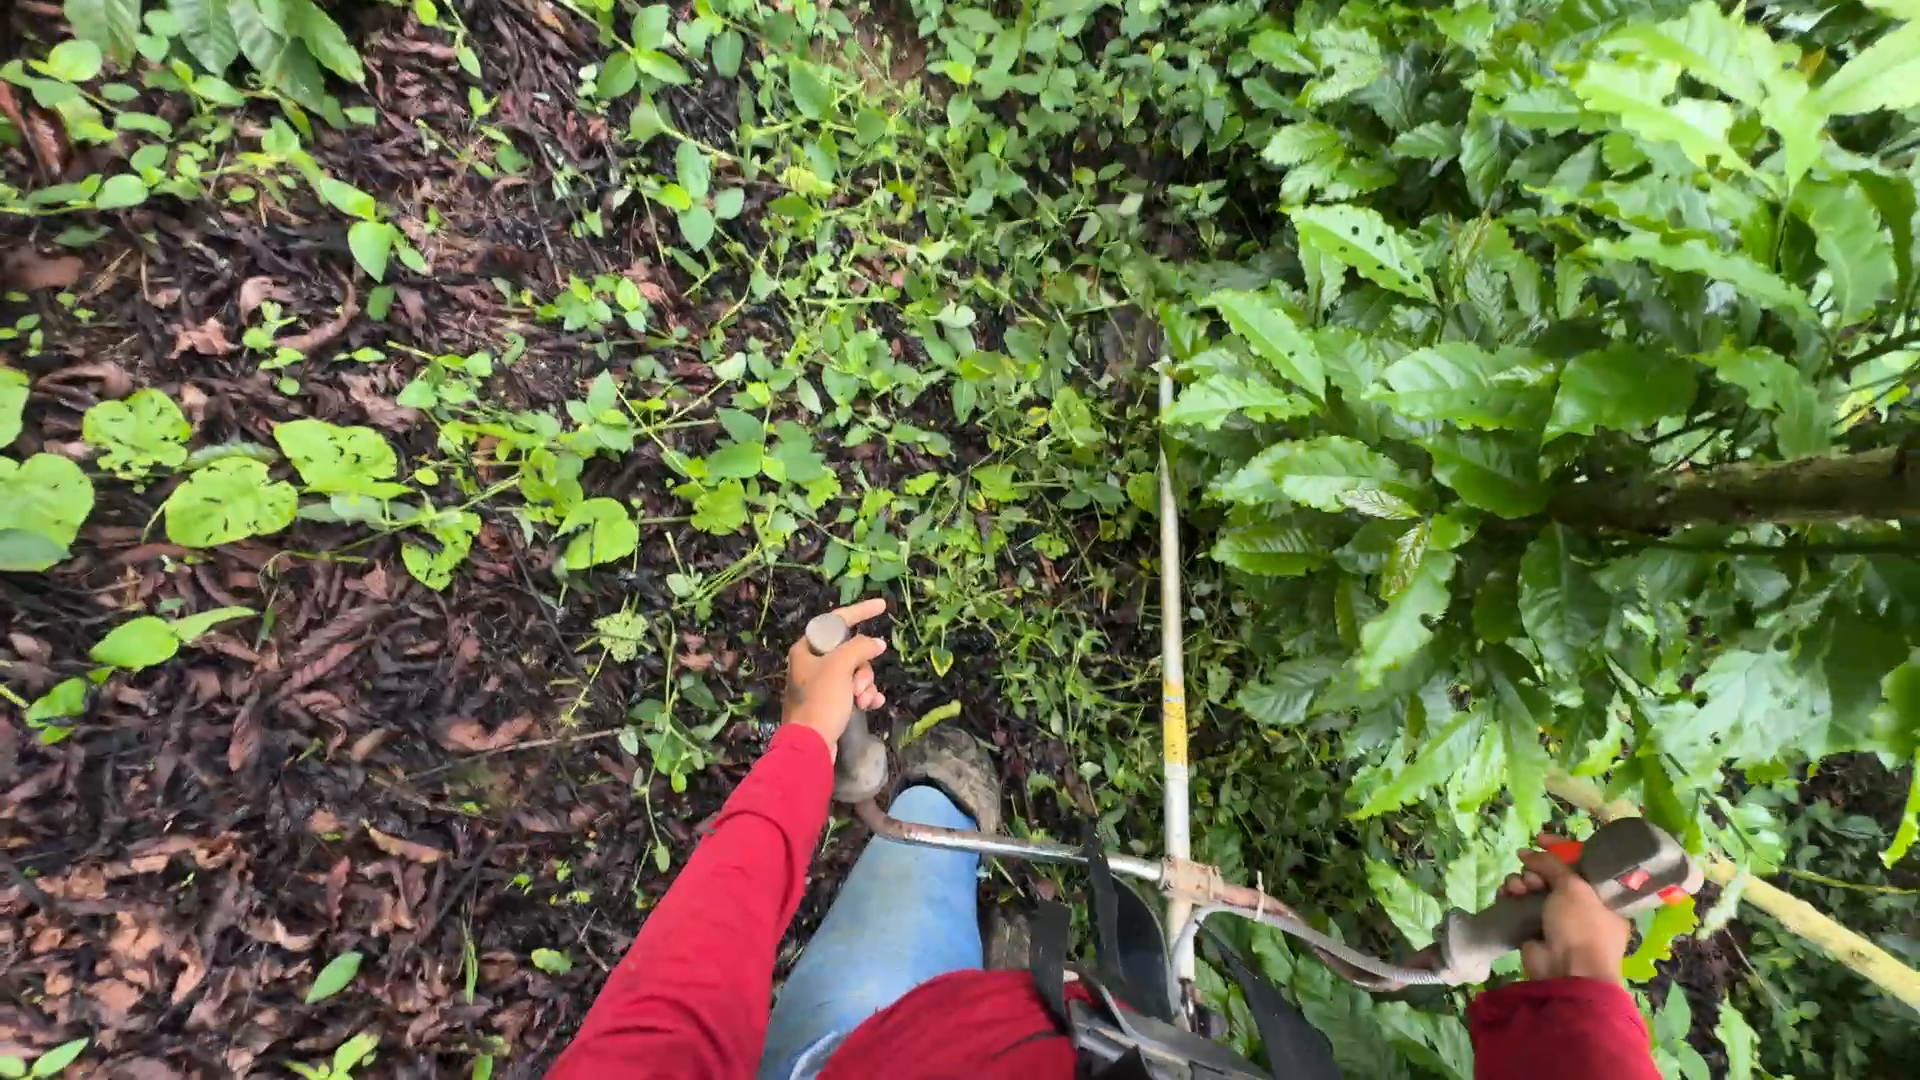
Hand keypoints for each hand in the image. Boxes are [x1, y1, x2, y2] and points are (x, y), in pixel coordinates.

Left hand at [783, 598, 887, 758]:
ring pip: (856, 672)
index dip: (860, 611)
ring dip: (865, 685)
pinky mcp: (830, 703)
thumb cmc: (821, 701)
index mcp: (807, 649)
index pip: (837, 621)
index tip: (882, 606)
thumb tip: (877, 643)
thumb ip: (860, 647)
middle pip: (851, 651)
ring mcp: (822, 684)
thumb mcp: (840, 667)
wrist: (810, 747)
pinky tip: (872, 704)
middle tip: (858, 686)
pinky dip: (865, 695)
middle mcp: (812, 663)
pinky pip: (855, 690)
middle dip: (863, 668)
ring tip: (863, 701)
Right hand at [1500, 832, 1631, 985]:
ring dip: (1520, 881)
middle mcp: (1581, 907)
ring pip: (1532, 886)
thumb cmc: (1582, 927)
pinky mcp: (1535, 926)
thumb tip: (1527, 853)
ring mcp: (1557, 918)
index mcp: (1602, 898)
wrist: (1568, 971)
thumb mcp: (1574, 888)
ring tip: (1517, 888)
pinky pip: (1518, 902)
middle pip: (1552, 874)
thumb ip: (1552, 864)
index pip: (1582, 864)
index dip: (1561, 848)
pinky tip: (1505, 894)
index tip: (1540, 838)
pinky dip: (1510, 895)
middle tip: (1531, 874)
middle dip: (1536, 868)